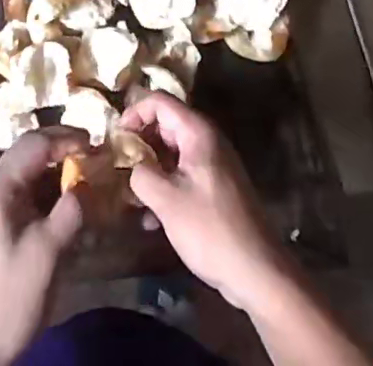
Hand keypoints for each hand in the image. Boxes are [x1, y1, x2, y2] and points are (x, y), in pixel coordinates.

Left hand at [0, 127, 87, 365]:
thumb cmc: (9, 296)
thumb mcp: (47, 251)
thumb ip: (71, 210)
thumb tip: (90, 183)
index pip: (35, 143)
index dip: (67, 137)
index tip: (97, 142)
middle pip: (31, 153)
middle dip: (64, 149)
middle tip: (97, 155)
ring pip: (32, 174)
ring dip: (60, 171)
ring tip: (91, 176)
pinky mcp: (2, 227)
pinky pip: (30, 196)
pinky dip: (53, 193)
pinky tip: (74, 203)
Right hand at [121, 93, 293, 314]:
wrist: (256, 270)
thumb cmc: (209, 228)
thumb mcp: (166, 200)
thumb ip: (141, 174)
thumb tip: (131, 164)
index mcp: (198, 132)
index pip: (160, 101)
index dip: (134, 112)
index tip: (116, 138)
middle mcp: (208, 139)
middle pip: (166, 123)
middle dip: (140, 141)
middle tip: (118, 163)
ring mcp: (214, 162)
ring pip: (173, 150)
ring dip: (150, 166)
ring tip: (131, 192)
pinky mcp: (216, 185)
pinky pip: (183, 171)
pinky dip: (165, 184)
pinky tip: (151, 216)